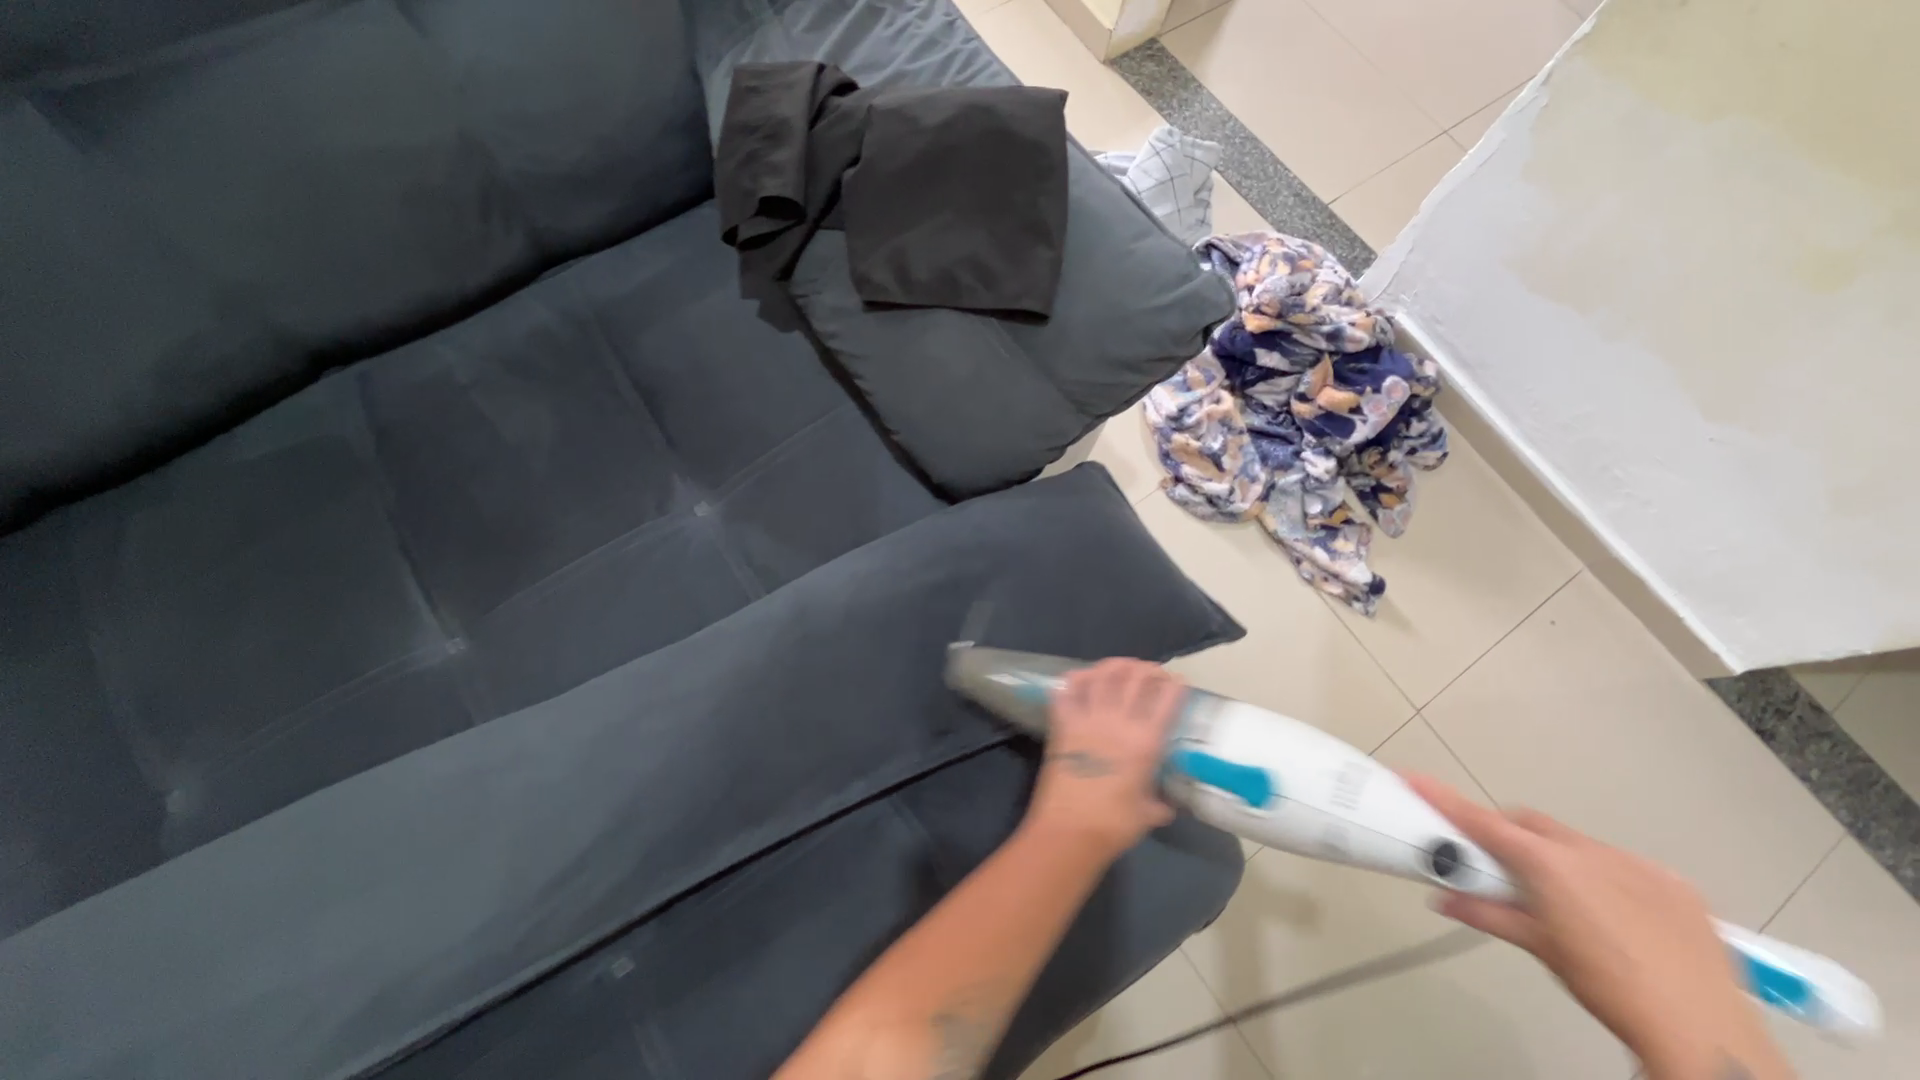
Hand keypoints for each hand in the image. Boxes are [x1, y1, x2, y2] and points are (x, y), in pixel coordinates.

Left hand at [1024, 658, 1184, 861]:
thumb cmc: (1113, 825)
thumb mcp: (1149, 814)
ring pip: (1103, 675)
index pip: (1167, 699)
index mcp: (1146, 742)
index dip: (1176, 685)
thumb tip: (1168, 802)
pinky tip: (1083, 677)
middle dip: (1148, 670)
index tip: (1179, 683)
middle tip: (1151, 674)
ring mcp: (1087, 719)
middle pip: (1136, 678)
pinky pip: (1067, 690)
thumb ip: (1161, 802)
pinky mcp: (1062, 725)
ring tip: (1122, 666)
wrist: (1068, 831)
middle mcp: (1119, 722)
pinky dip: (1076, 678)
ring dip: (1115, 665)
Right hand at [1407, 775, 1791, 1078]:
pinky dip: (1604, 877)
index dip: (1445, 801)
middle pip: (1530, 824)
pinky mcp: (1675, 883)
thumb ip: (1488, 913)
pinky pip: (1624, 865)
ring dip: (1557, 859)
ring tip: (1562, 903)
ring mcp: (1637, 864)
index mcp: (1549, 864)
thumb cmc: (1608, 986)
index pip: (1483, 823)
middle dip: (1506, 835)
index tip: (1416, 781)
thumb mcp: (1540, 948)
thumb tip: (1446, 900)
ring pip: (1577, 844)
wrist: (1702, 1029)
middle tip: (1494, 866)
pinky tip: (1614, 916)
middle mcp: (1590, 852)